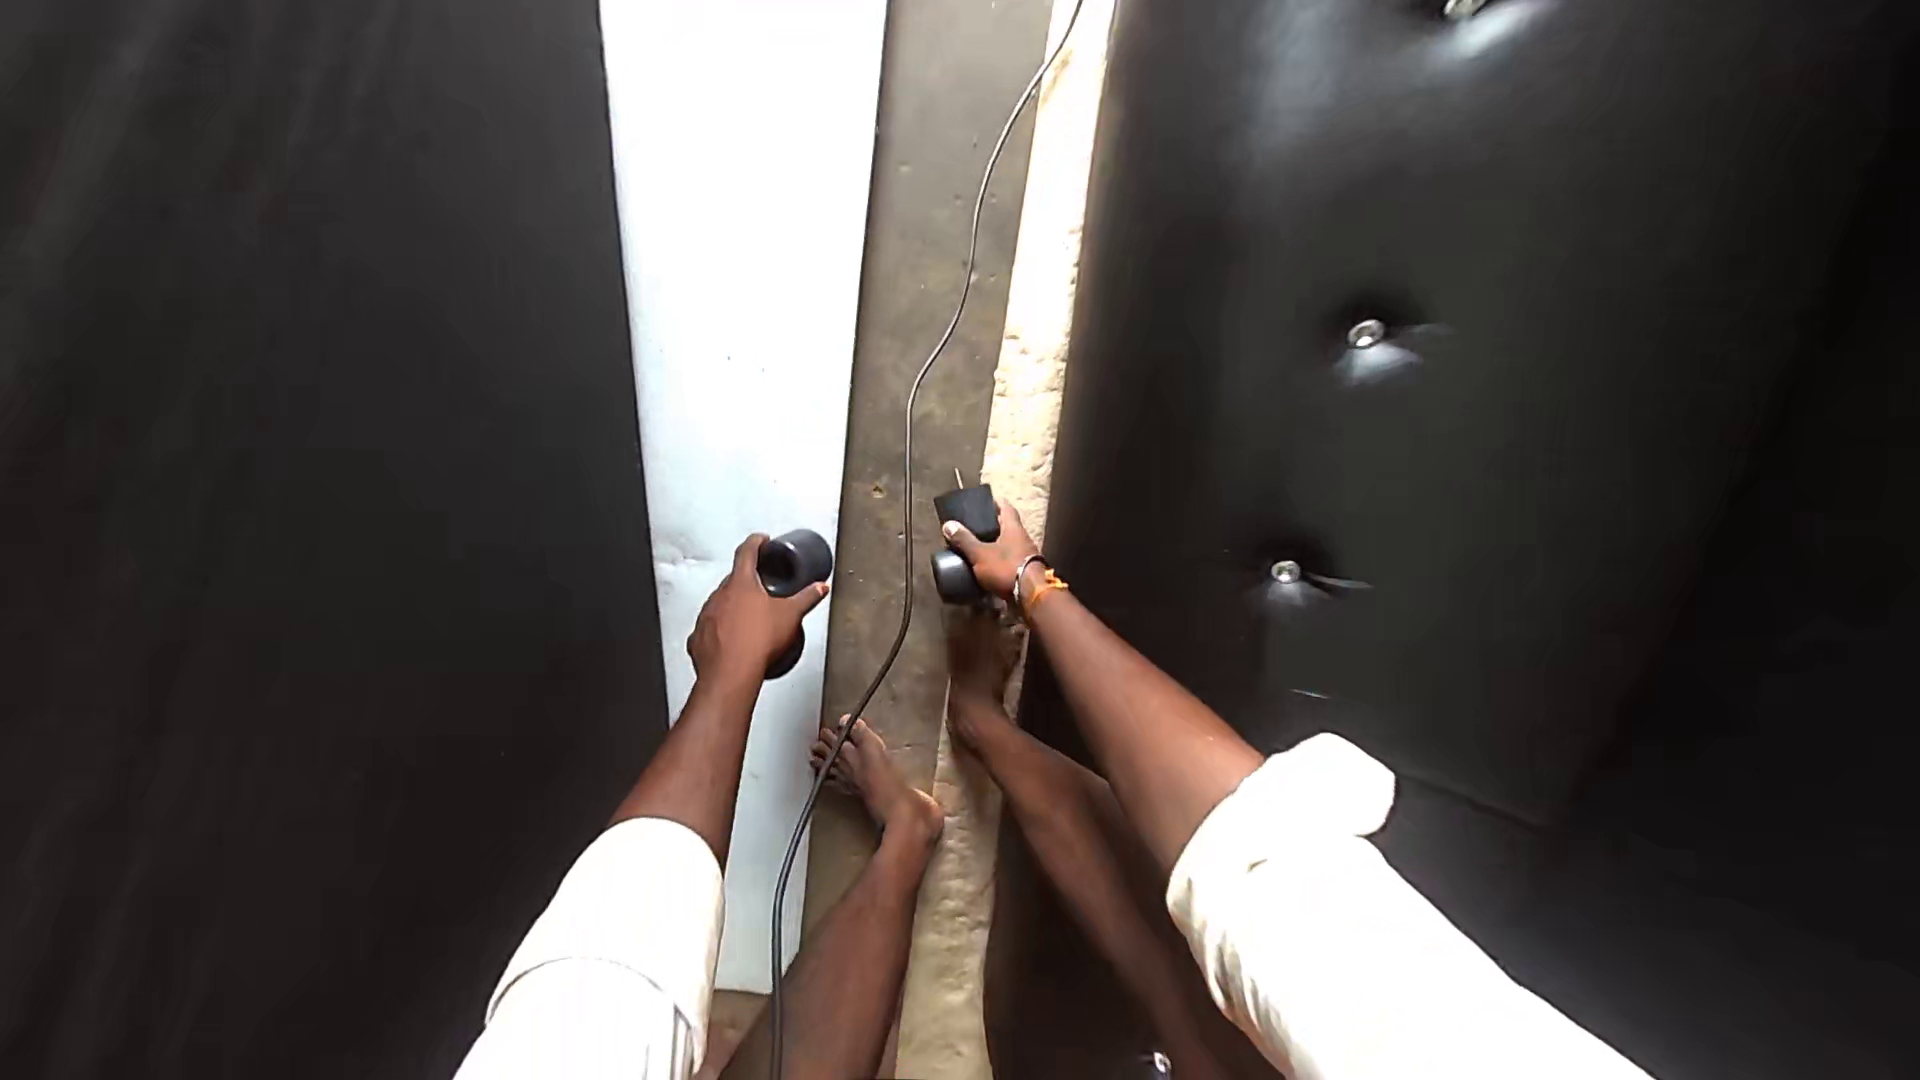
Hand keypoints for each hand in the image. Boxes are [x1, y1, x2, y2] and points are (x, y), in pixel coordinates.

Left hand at [687, 533, 829, 680]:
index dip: (755, 542)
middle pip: (733, 580)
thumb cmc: (758, 642)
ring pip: (720, 604)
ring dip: (733, 607)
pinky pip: (710, 629)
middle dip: (746, 581)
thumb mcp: (792, 615)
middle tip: (761, 586)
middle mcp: (719, 596)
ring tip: (750, 620)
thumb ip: (807, 597)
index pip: (746, 552)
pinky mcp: (698, 638)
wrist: (731, 674)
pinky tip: (734, 640)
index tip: (760, 540)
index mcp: (741, 584)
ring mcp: (706, 617)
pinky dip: (721, 630)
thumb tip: (820, 588)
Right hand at [940, 498, 1039, 600]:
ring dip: (997, 544)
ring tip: (980, 546)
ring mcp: (1027, 556)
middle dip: (994, 525)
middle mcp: (1023, 538)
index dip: (997, 502)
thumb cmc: (1006, 568)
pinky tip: (989, 567)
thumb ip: (964, 540)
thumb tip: (948, 524)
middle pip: (1008, 526)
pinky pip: (1010, 561)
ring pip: (1010, 545)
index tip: (987, 500)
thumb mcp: (980, 554)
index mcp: (1014, 528)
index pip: (1006, 508)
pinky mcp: (1026, 572)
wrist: (1030, 595)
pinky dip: (1000, 561)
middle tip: (978, 525)